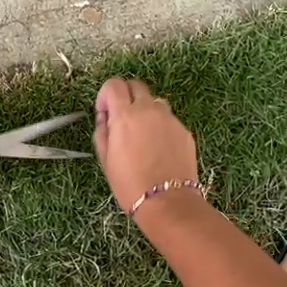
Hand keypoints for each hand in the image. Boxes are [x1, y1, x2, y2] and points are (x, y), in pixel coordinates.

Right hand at [92, 77, 197, 214]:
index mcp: (125, 115)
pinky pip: (168, 120)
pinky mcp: (184, 131)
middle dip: (125, 97)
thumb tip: (106, 118)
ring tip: (142, 136)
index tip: (104, 113)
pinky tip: (159, 150)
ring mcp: (170, 119)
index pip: (113, 84)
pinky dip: (160, 127)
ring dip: (145, 111)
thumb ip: (102, 131)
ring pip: (154, 102)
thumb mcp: (105, 159)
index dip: (105, 95)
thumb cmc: (129, 184)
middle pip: (136, 85)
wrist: (167, 202)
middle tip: (121, 120)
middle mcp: (149, 110)